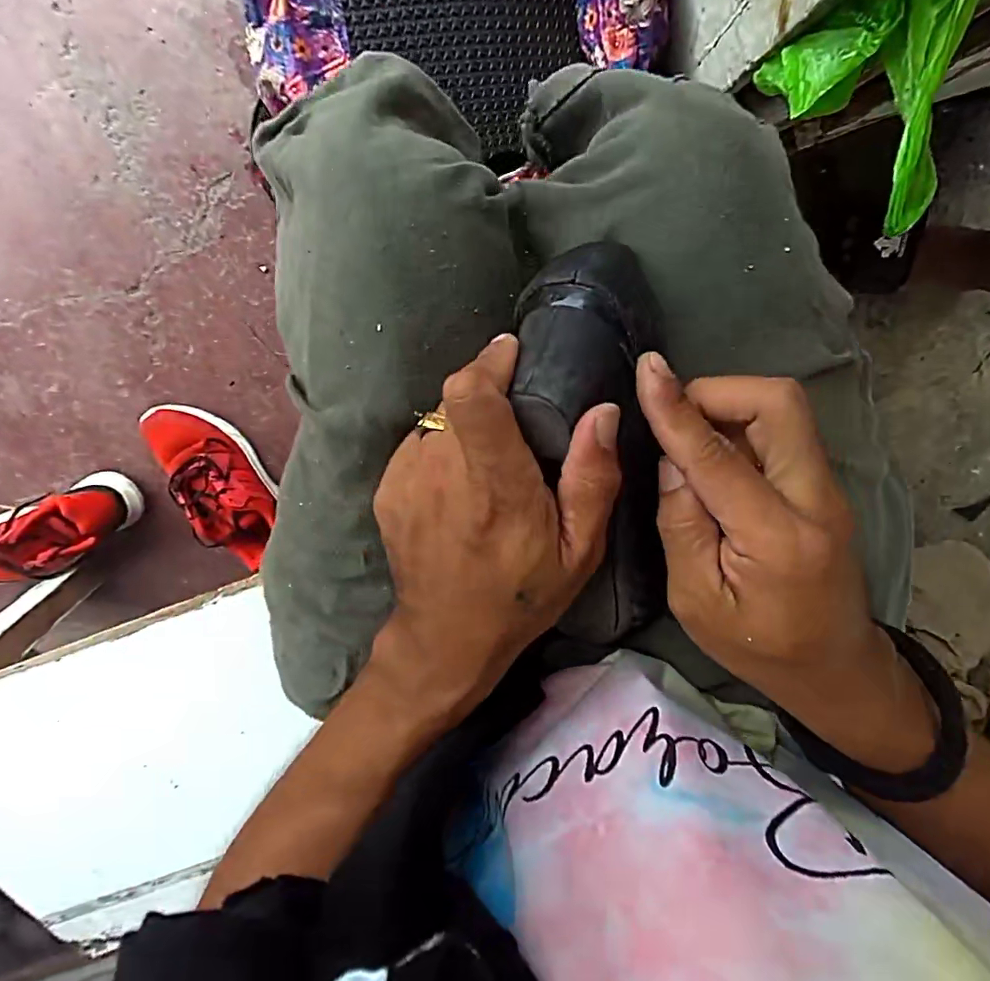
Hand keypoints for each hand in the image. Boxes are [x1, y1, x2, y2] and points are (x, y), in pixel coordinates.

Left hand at [368, 334, 622, 721]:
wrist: (444, 637)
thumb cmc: (520, 595)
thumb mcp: (579, 550)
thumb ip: (593, 477)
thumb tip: (603, 411)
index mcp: (495, 486)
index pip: (472, 398)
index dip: (489, 362)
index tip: (511, 352)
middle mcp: (441, 472)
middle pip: (456, 398)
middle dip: (487, 395)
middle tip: (514, 428)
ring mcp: (406, 478)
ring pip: (438, 419)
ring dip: (464, 426)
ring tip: (486, 466)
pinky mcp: (386, 487)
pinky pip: (419, 442)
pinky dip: (441, 449)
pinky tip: (456, 488)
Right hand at [633, 352, 876, 692]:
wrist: (837, 670)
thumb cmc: (758, 648)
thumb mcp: (695, 600)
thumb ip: (680, 523)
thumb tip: (671, 458)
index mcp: (778, 538)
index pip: (719, 455)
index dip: (678, 409)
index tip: (647, 370)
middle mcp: (815, 499)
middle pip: (777, 402)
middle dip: (715, 391)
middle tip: (673, 418)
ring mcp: (827, 488)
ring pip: (783, 408)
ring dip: (728, 406)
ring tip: (687, 438)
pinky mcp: (823, 485)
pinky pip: (782, 430)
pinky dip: (740, 425)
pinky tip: (713, 456)